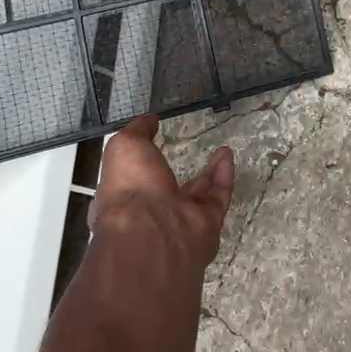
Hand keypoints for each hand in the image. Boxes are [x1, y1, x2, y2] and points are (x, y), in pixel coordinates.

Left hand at [91, 114, 235, 269]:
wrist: (155, 231)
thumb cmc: (131, 186)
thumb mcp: (124, 146)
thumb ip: (137, 131)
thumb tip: (148, 120)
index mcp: (122, 199)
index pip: (131, 181)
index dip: (139, 164)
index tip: (151, 143)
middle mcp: (149, 214)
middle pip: (165, 191)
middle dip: (174, 173)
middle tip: (186, 153)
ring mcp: (178, 222)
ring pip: (196, 194)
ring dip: (209, 172)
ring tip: (221, 151)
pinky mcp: (205, 225)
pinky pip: (217, 198)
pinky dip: (224, 178)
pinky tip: (228, 157)